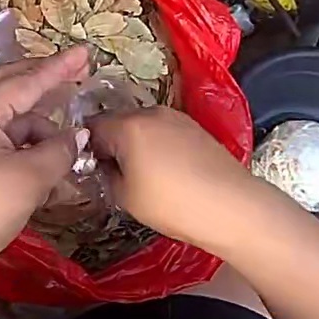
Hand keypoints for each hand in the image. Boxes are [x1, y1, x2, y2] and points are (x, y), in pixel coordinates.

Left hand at [0, 48, 91, 279]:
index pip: (27, 81)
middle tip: (83, 76)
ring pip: (13, 125)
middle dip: (49, 88)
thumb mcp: (28, 180)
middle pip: (16, 92)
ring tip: (70, 157)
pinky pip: (4, 144)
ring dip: (42, 135)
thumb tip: (78, 135)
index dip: (61, 68)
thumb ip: (60, 151)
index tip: (86, 54)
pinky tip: (46, 171)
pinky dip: (28, 153)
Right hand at [88, 106, 276, 251]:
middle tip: (114, 174)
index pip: (92, 127)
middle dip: (112, 143)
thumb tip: (105, 164)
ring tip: (142, 175)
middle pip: (119, 122)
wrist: (232, 206)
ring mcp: (177, 117)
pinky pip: (165, 131)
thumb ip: (107, 174)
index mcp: (128, 125)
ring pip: (143, 126)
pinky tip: (166, 171)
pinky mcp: (196, 128)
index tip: (90, 170)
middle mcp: (152, 112)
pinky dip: (158, 146)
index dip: (86, 148)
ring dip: (136, 144)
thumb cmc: (172, 204)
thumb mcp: (126, 197)